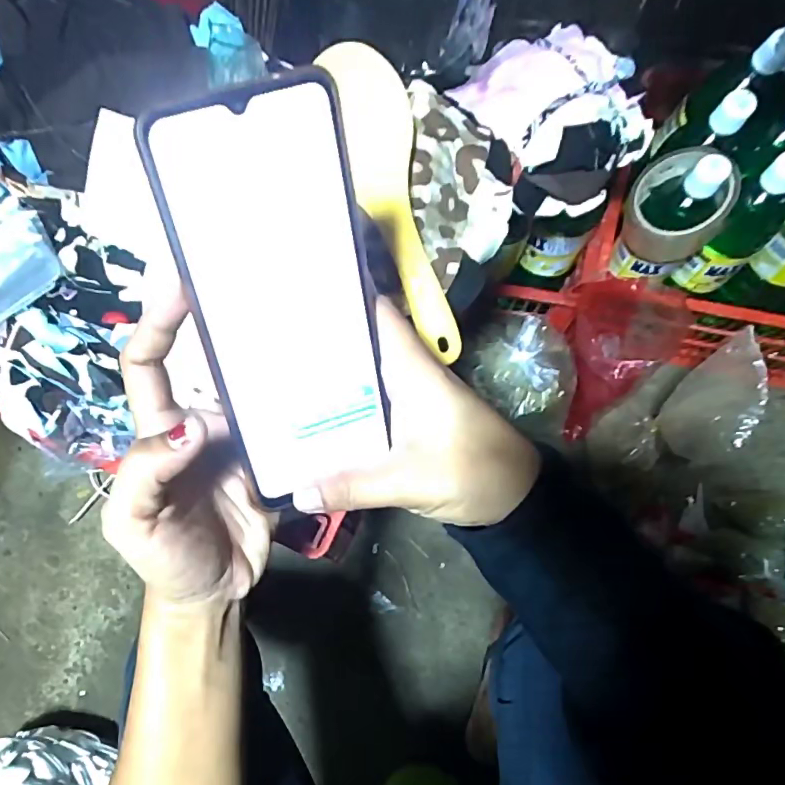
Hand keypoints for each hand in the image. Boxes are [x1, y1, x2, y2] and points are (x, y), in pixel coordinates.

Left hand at [102, 289, 273, 604]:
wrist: (213, 591)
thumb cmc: (163, 556)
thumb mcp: (134, 523)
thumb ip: (147, 474)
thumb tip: (194, 427)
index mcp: (159, 432)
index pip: (148, 365)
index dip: (157, 323)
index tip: (177, 284)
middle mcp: (200, 425)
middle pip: (208, 365)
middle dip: (223, 324)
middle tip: (254, 282)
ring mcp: (240, 443)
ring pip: (253, 391)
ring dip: (269, 360)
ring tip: (298, 321)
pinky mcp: (273, 463)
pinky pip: (286, 428)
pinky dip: (300, 407)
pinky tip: (322, 382)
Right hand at [295, 301, 540, 525]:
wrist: (517, 496)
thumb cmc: (472, 472)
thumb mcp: (409, 482)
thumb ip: (353, 487)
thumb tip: (297, 495)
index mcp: (413, 370)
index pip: (376, 314)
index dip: (340, 294)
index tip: (295, 287)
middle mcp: (410, 375)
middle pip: (360, 345)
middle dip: (319, 340)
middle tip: (268, 337)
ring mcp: (411, 398)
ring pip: (363, 375)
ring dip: (329, 375)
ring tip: (276, 371)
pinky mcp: (412, 422)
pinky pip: (370, 404)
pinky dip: (344, 406)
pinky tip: (313, 416)